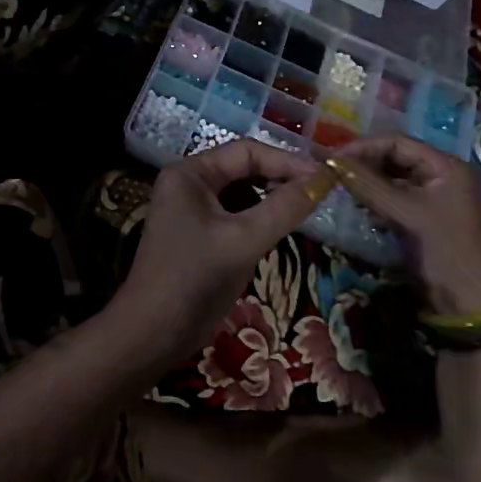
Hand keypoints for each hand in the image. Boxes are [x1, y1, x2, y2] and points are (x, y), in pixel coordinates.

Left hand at [108, 140, 329, 362]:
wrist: (155, 330)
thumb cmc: (195, 276)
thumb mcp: (244, 239)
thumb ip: (285, 207)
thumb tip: (324, 179)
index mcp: (189, 174)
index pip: (246, 151)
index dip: (287, 161)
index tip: (326, 177)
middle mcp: (189, 186)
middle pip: (245, 170)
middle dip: (281, 180)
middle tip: (322, 195)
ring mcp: (193, 213)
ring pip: (243, 196)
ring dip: (273, 202)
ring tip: (307, 213)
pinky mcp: (201, 238)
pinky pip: (237, 219)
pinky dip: (261, 222)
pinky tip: (283, 232)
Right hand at [328, 135, 480, 314]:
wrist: (468, 299)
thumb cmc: (444, 248)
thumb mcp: (406, 213)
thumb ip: (369, 185)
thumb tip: (331, 161)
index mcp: (445, 166)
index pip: (397, 143)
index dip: (363, 147)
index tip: (331, 158)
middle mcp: (438, 176)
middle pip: (393, 159)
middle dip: (361, 163)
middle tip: (329, 172)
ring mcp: (429, 198)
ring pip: (389, 179)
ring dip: (363, 182)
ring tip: (336, 188)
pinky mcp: (419, 218)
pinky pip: (390, 199)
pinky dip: (371, 200)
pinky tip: (354, 206)